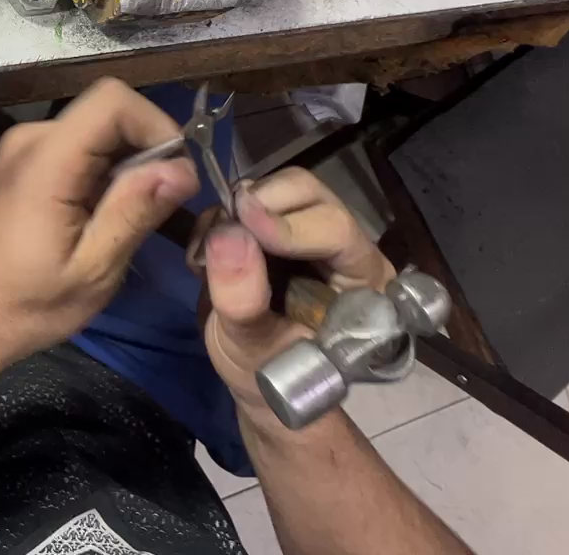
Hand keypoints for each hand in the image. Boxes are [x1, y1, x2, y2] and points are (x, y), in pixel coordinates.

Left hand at [0, 79, 200, 372]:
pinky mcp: (22, 159)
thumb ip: (135, 211)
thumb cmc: (28, 305)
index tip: (176, 174)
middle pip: (107, 113)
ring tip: (130, 216)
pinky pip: (78, 145)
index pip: (112, 100)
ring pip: (96, 129)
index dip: (155, 125)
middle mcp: (31, 138)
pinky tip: (102, 214)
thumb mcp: (93, 271)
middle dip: (145, 149)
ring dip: (125, 163)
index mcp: (46, 160)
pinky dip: (103, 169)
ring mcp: (22, 146)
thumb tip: (183, 168)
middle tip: (160, 204)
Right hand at [202, 167, 393, 409]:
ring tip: (208, 261)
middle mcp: (339, 241)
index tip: (244, 224)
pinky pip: (239, 198)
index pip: (334, 227)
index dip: (288, 224)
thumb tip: (228, 234)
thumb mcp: (255, 353)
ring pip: (270, 187)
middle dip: (260, 205)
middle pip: (305, 191)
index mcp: (362, 275)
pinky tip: (206, 260)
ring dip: (231, 214)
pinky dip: (216, 218)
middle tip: (223, 233)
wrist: (254, 380)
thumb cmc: (273, 380)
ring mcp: (301, 226)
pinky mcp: (267, 223)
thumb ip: (244, 302)